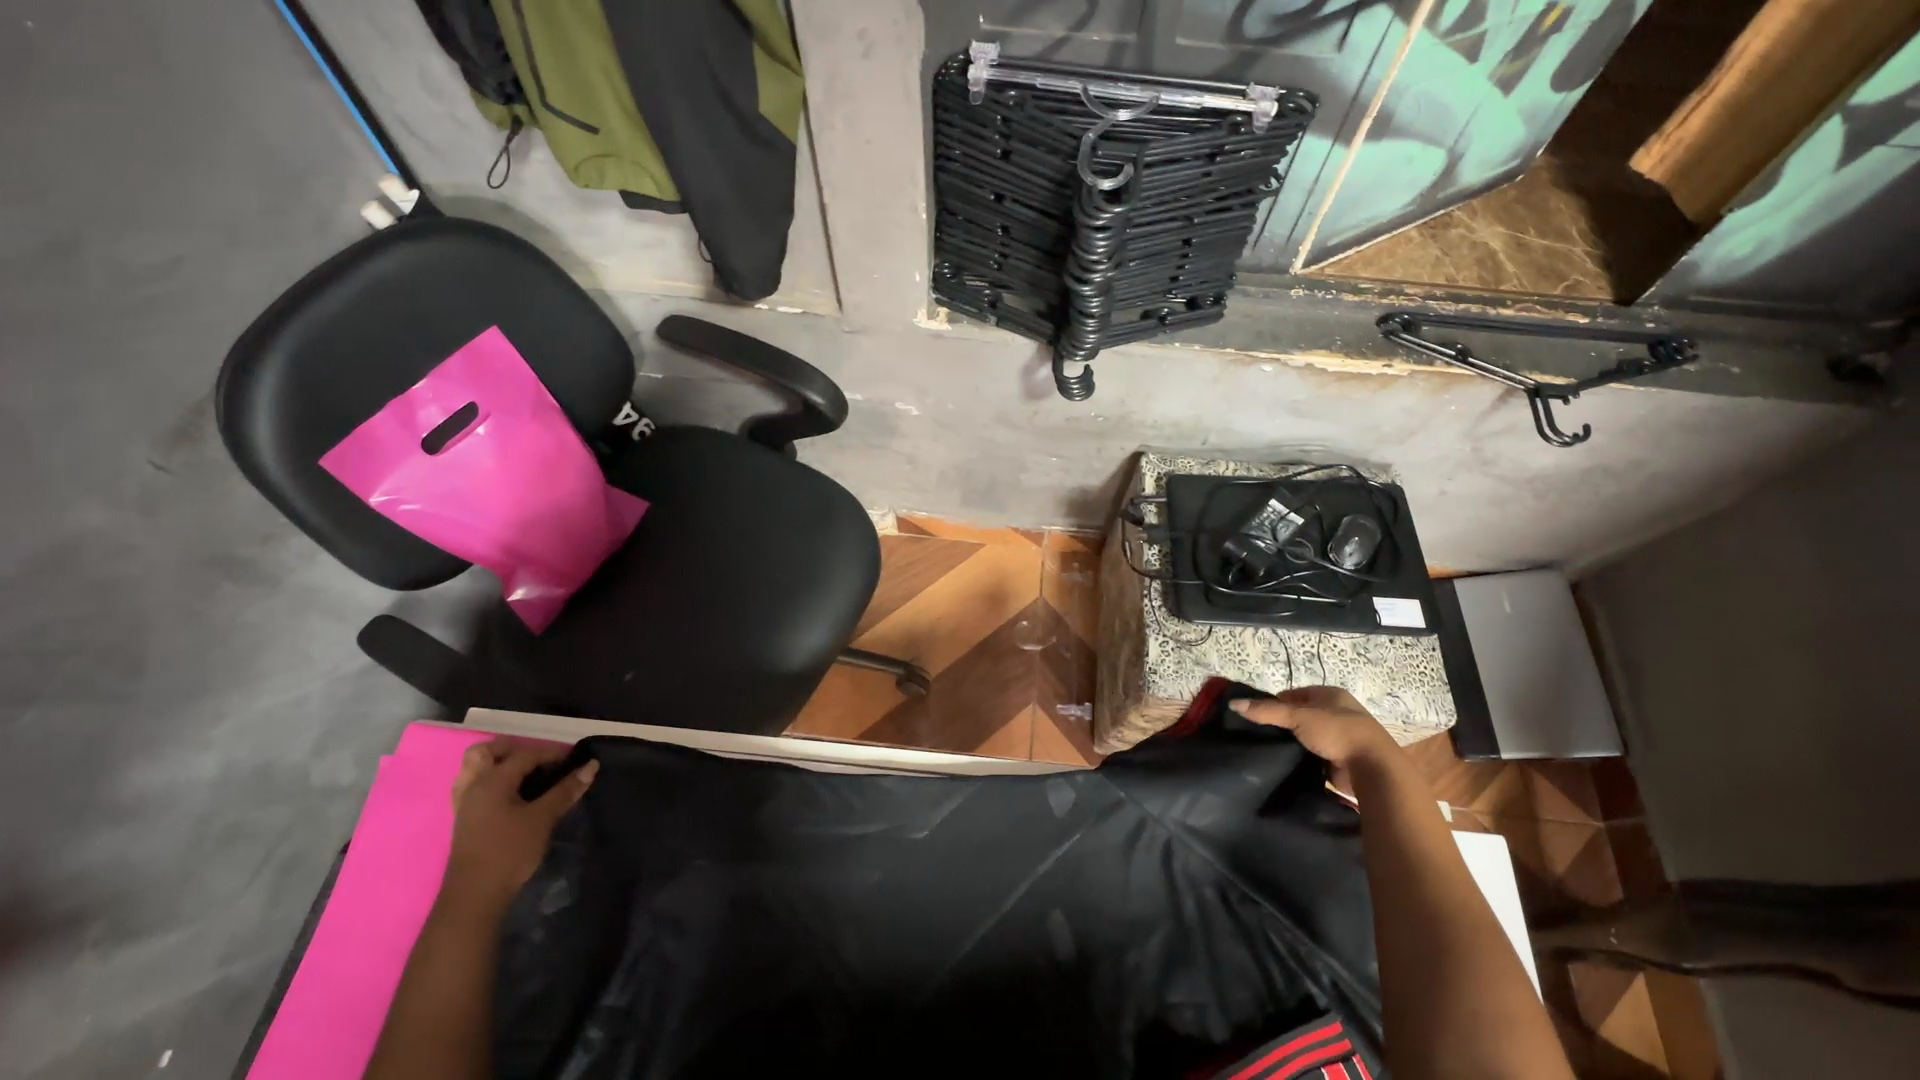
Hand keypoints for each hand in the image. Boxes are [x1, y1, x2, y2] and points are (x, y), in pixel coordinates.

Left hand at [441, 737, 597, 914]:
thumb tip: (590, 767)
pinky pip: (473, 785)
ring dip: (498, 763)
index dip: (551, 754)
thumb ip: (565, 791)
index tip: (574, 759)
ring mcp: (464, 802)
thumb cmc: (510, 852)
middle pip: (486, 752)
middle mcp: (473, 785)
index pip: (524, 755)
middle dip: (514, 749)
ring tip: (524, 773)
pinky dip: (490, 780)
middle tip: (541, 761)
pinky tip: (509, 794)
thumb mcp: (542, 819)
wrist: (476, 895)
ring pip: (474, 768)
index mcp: (492, 781)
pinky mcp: (464, 818)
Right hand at [1231, 686, 1398, 790]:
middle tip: (1256, 737)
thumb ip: (1266, 711)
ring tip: (1265, 752)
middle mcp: (1336, 713)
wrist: (1372, 768)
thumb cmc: (1337, 731)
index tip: (1254, 717)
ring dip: (1291, 745)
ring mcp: (1339, 738)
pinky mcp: (1339, 760)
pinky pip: (1312, 757)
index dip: (1274, 703)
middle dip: (1281, 726)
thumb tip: (1234, 703)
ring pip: (1305, 739)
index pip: (1293, 695)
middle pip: (1299, 717)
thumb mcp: (1299, 716)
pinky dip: (1301, 761)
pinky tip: (1283, 766)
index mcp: (1330, 695)